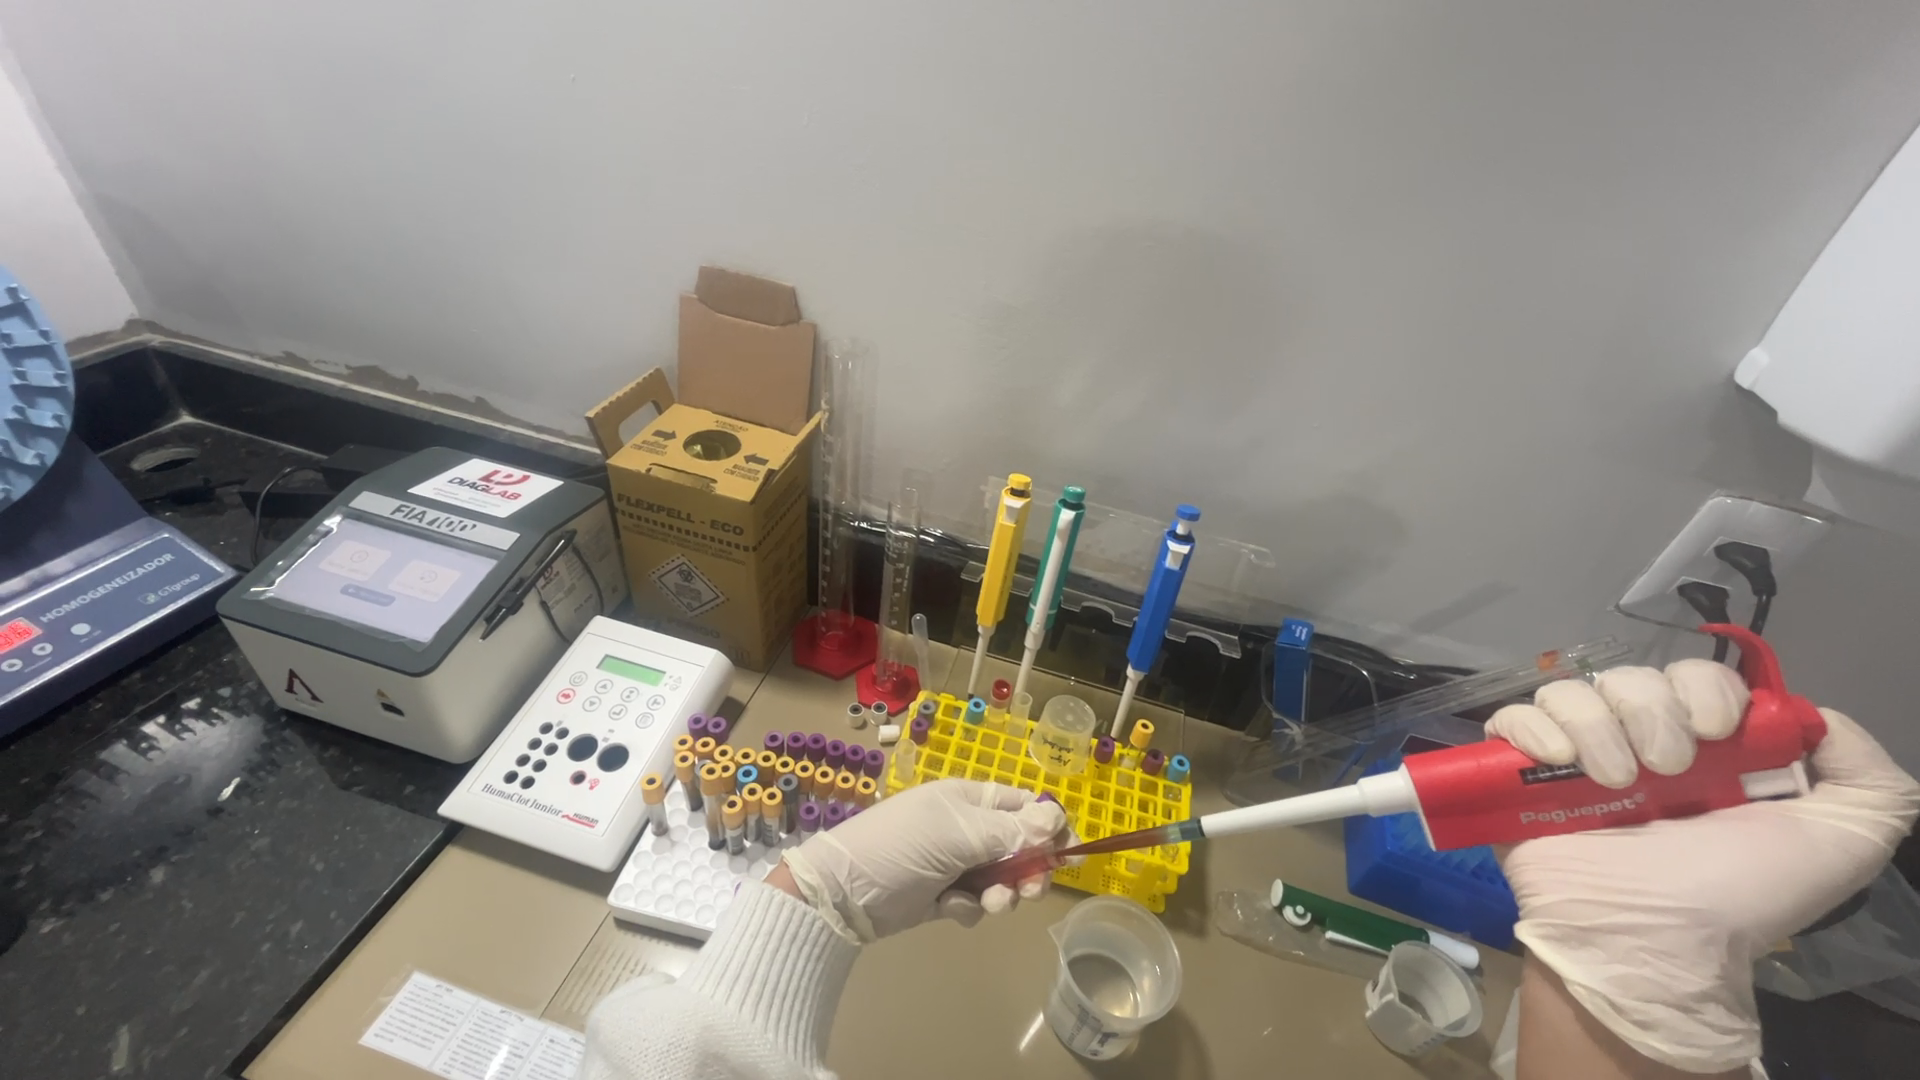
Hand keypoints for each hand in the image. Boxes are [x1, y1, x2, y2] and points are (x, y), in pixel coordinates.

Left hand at [778, 778, 1071, 943]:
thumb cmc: (902, 848)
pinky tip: (951, 909)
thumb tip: (1056, 817)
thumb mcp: (958, 834)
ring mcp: (952, 862)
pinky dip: (969, 908)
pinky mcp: (941, 896)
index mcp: (968, 799)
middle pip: (1017, 846)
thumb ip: (1010, 830)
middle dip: (1028, 869)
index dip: (1049, 826)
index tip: (1070, 854)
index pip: (1023, 804)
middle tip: (1030, 890)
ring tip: (989, 903)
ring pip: (999, 878)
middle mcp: (964, 827)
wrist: (843, 894)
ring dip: (1001, 893)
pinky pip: (973, 902)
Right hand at [1486, 660, 1919, 1073]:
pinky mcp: (1512, 768)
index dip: (1704, 691)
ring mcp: (1567, 752)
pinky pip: (1511, 718)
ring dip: (1597, 730)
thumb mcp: (1837, 842)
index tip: (1716, 737)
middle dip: (1652, 716)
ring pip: (1566, 691)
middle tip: (1664, 774)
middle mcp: (1630, 740)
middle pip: (1628, 676)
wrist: (1652, 933)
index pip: (1692, 674)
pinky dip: (1535, 731)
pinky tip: (1558, 767)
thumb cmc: (1736, 890)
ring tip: (1613, 784)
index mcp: (1698, 746)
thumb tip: (1810, 715)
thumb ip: (1867, 778)